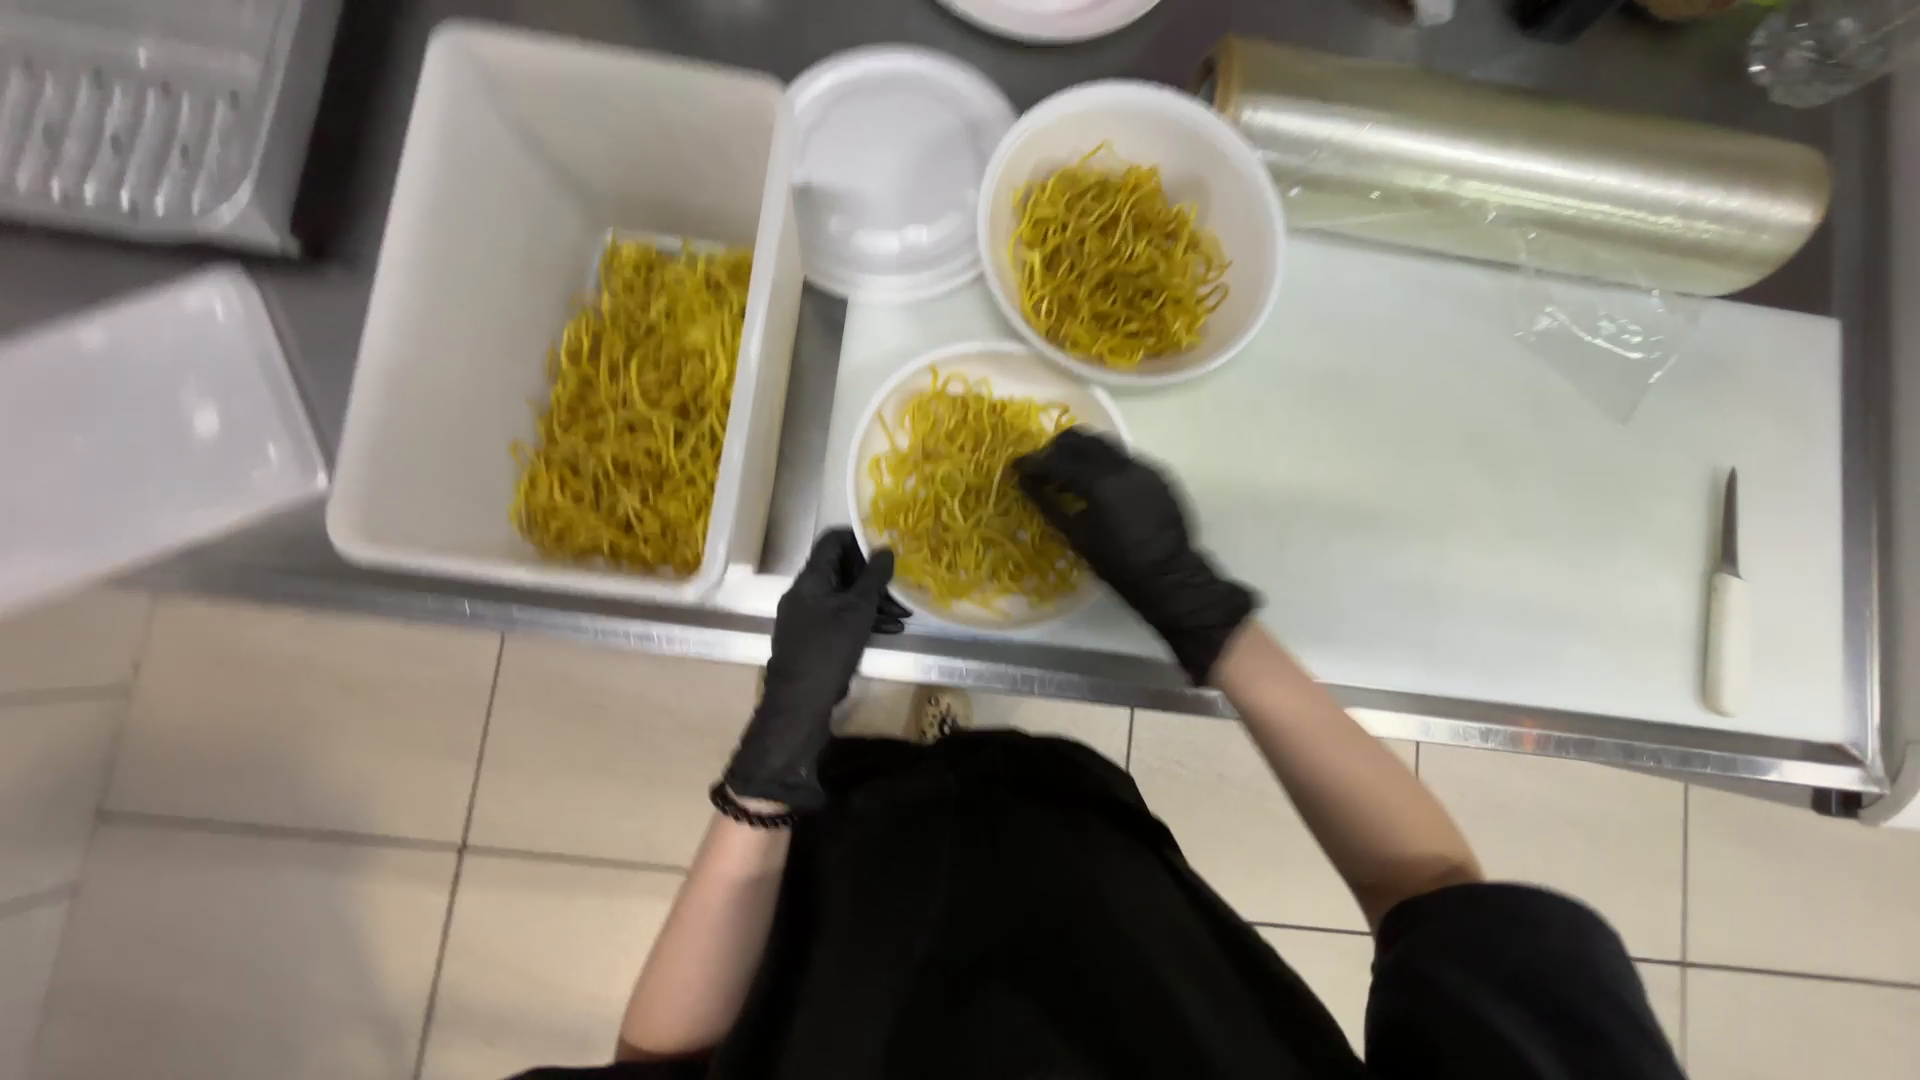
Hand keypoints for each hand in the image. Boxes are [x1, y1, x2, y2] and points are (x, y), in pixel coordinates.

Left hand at [720, 528, 908, 808]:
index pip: (832, 540)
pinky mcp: (811, 639)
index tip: (886, 553)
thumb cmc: (828, 650)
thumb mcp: (857, 610)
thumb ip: (873, 578)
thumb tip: (886, 549)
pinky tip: (887, 631)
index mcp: (810, 579)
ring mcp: (805, 617)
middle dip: (873, 578)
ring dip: (872, 602)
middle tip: (899, 591)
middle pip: (840, 569)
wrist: (799, 703)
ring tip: (901, 616)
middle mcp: (804, 593)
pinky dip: (861, 619)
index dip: (860, 540)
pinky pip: (838, 617)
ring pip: (842, 596)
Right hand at [1016, 428, 1254, 684]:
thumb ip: (1048, 504)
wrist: (1169, 576)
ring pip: (1104, 444)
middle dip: (1057, 449)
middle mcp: (1122, 464)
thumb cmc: (1116, 564)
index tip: (1017, 468)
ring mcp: (1143, 466)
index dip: (1033, 462)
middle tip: (1043, 468)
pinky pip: (1124, 459)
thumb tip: (1025, 483)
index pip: (1057, 460)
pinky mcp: (1157, 474)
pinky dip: (1104, 466)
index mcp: (1099, 482)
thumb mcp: (1075, 536)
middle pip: (1081, 439)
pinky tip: (1099, 487)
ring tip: (1069, 476)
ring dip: (1082, 454)